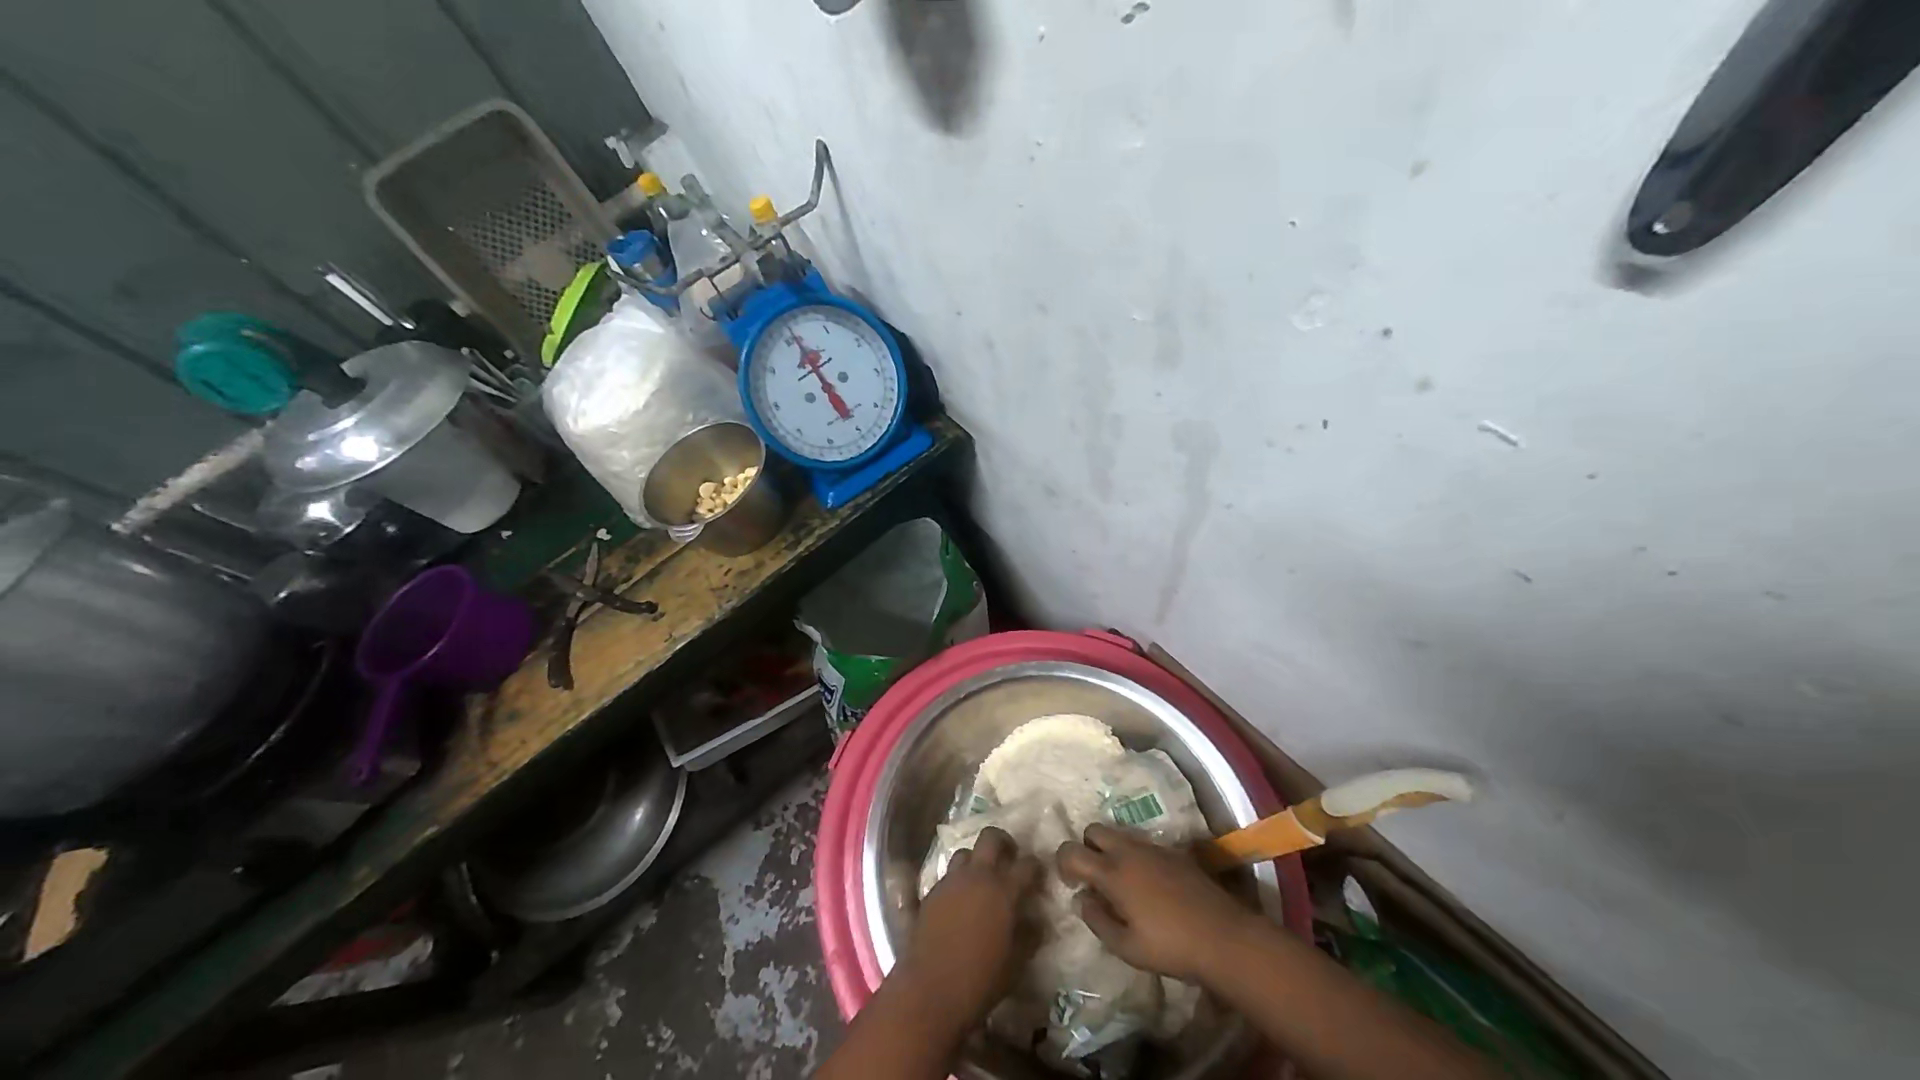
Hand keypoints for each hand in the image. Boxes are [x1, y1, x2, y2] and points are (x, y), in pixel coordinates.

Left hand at [896, 826, 1041, 1032]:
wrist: (930, 990)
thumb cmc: (981, 979)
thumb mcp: (1017, 962)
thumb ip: (1029, 934)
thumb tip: (1035, 918)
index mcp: (1003, 890)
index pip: (1027, 864)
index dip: (1036, 867)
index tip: (1039, 875)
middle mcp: (977, 876)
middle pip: (991, 837)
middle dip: (1004, 842)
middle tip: (1009, 859)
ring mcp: (951, 882)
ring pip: (966, 853)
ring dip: (977, 861)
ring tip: (982, 881)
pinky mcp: (931, 893)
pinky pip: (948, 875)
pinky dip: (958, 881)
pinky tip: (961, 901)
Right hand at [1056, 822, 1265, 983]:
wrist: (1224, 937)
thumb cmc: (1170, 946)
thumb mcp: (1126, 947)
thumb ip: (1097, 920)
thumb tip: (1082, 900)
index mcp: (1112, 872)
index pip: (1071, 850)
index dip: (1063, 863)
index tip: (1071, 884)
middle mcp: (1129, 851)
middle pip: (1094, 830)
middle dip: (1087, 848)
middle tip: (1094, 878)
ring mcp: (1154, 848)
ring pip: (1120, 835)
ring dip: (1112, 851)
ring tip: (1122, 884)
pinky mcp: (1176, 852)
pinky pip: (1144, 845)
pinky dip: (1137, 857)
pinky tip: (1150, 886)